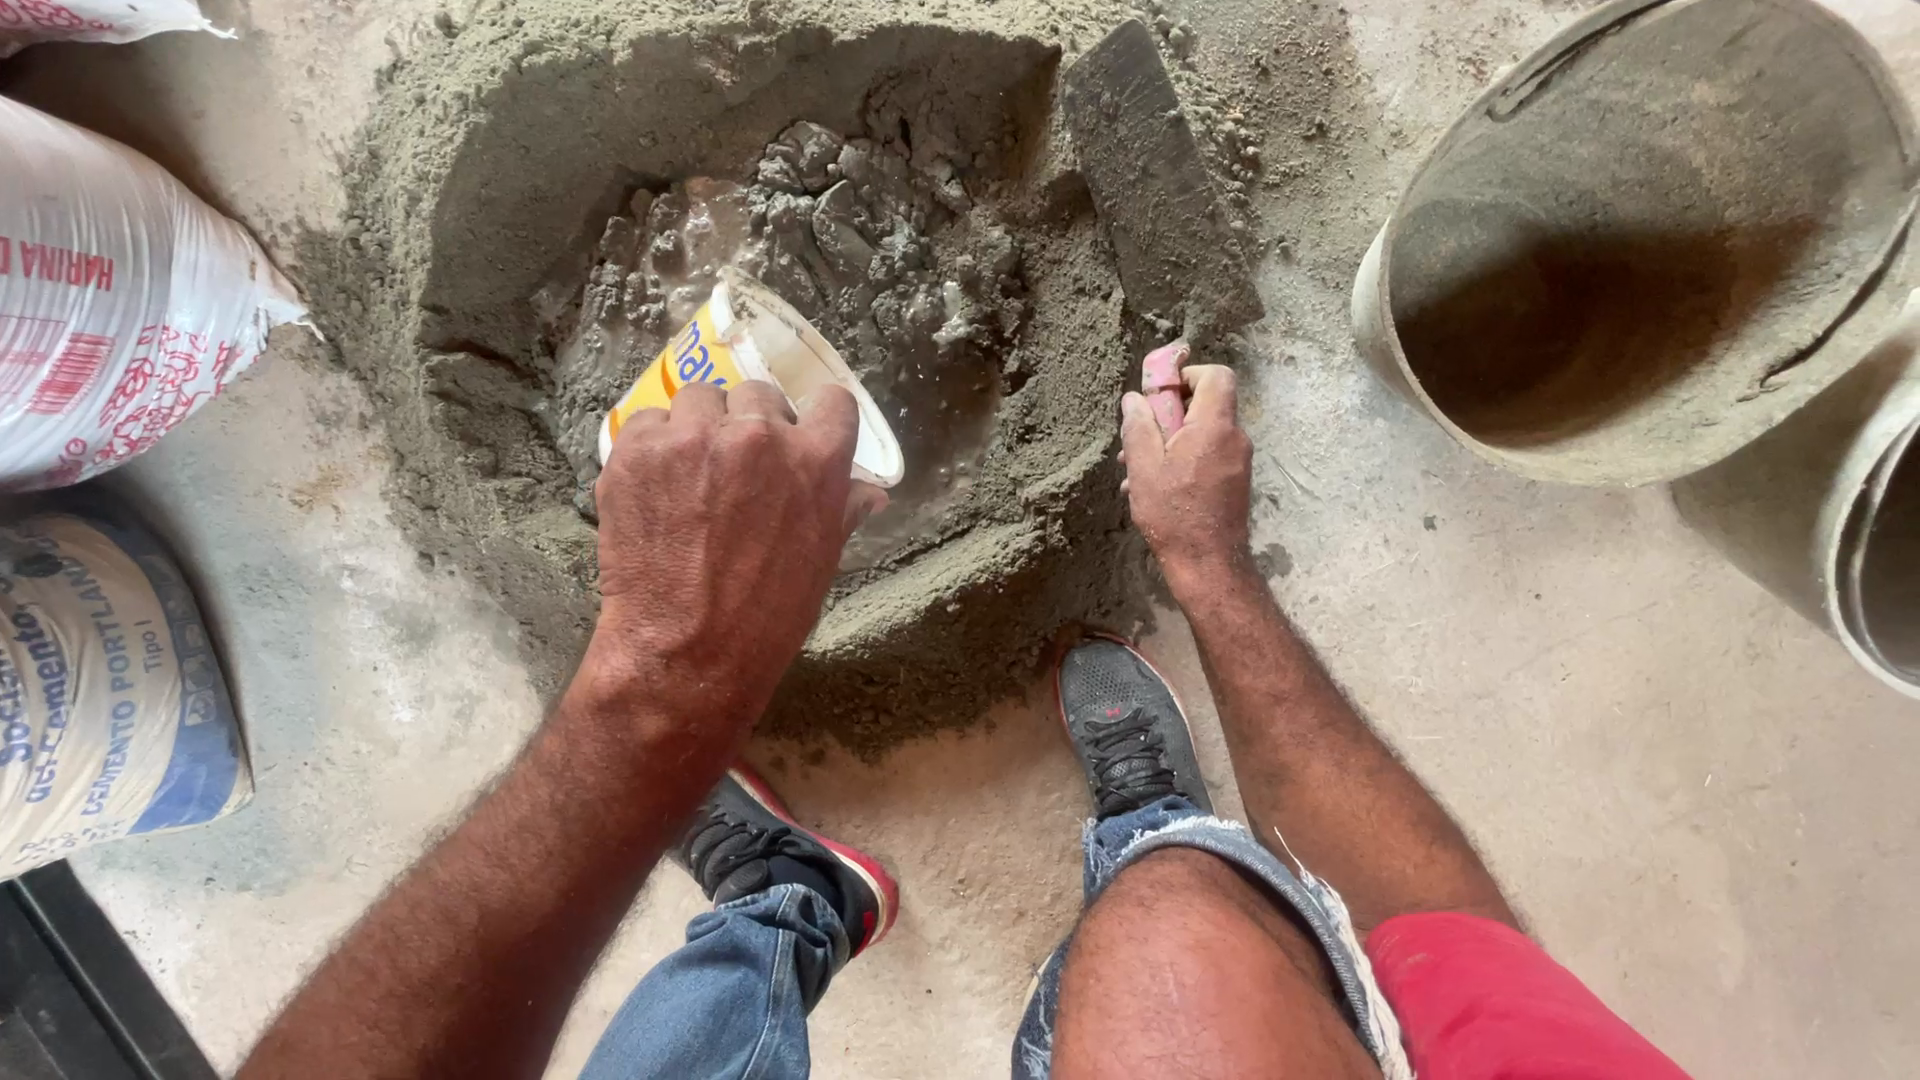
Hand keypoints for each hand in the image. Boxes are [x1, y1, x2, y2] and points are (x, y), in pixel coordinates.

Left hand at [587, 380, 886, 731]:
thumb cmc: (769, 614)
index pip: (832, 401)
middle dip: (752, 422)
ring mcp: (694, 438)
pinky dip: (653, 445)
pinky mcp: (638, 450)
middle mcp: (759, 436)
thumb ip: (842, 508)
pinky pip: (649, 421)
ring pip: (699, 399)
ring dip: (699, 427)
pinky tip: (656, 485)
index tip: (801, 432)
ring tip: (690, 473)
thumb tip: (871, 492)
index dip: (818, 416)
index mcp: (816, 462)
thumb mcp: (823, 559)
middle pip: (759, 393)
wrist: (688, 650)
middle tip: (738, 465)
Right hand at [1121, 365, 1254, 593]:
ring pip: (1202, 433)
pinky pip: (1207, 454)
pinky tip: (1155, 485)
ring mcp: (1238, 460)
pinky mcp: (1235, 480)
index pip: (1216, 375)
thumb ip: (1139, 427)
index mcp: (1214, 426)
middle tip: (1137, 437)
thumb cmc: (1173, 514)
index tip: (1159, 394)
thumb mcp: (1144, 468)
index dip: (1187, 375)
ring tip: (1135, 468)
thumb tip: (1135, 399)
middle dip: (1168, 414)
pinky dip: (1182, 459)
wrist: (1208, 563)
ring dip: (1169, 441)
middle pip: (1205, 404)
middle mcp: (1234, 437)